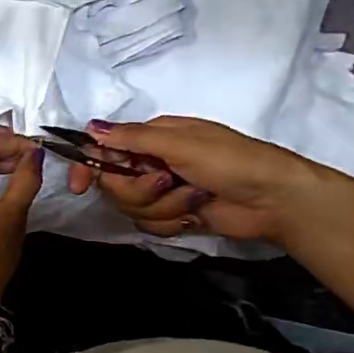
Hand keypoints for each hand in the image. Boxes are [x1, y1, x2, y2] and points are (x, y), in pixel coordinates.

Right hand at [68, 116, 333, 241]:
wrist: (275, 199)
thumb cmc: (231, 161)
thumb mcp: (179, 143)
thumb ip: (131, 137)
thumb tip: (90, 127)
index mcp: (152, 137)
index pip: (103, 150)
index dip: (87, 167)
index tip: (79, 185)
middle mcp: (151, 162)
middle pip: (114, 183)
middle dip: (139, 189)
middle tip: (167, 181)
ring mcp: (162, 190)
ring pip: (131, 206)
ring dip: (163, 205)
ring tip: (193, 197)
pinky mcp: (173, 214)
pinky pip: (149, 224)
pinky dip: (172, 220)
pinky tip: (195, 214)